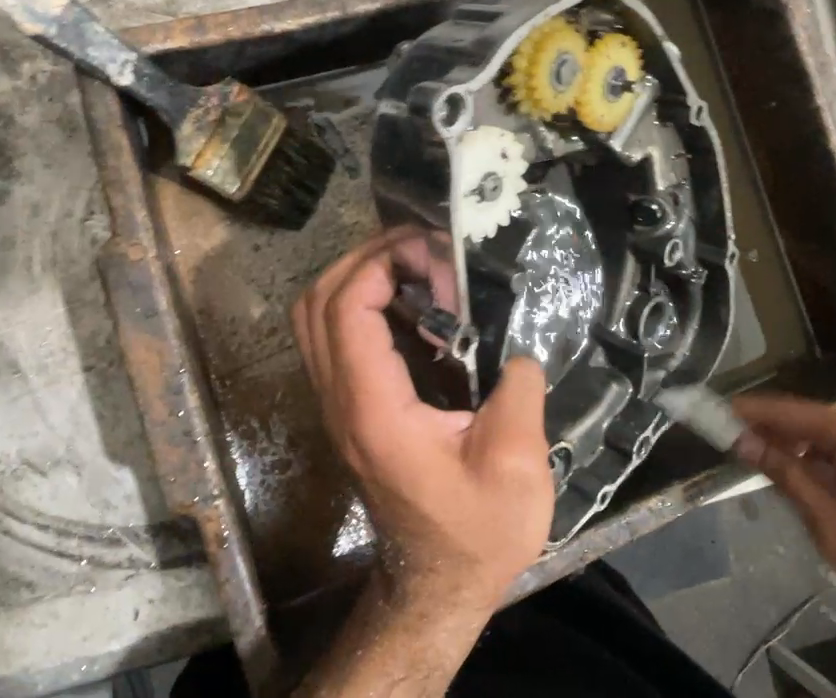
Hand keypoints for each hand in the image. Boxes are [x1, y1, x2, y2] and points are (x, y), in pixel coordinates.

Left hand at [292, 228, 553, 613]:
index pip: (347, 310)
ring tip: (414, 266)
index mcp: (375, 410)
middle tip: (422, 248)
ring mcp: (338, 407)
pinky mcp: (349, 412)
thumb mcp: (517, 468)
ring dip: (357, 279)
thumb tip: (519, 351)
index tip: (433, 253)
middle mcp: (341, 402)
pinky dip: (360, 306)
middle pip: (317, 303)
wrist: (436, 587)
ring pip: (315, 320)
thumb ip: (520, 394)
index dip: (381, 264)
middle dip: (364, 258)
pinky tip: (413, 306)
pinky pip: (332, 340)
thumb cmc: (475, 535)